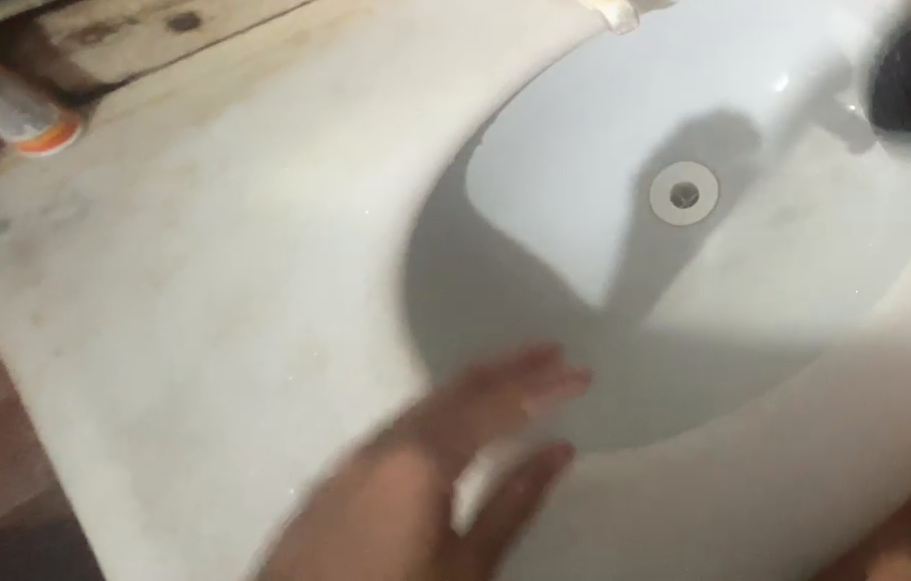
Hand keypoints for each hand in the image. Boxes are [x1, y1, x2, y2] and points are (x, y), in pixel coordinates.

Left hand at [255, 342, 590, 580]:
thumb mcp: (463, 573)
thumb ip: (512, 504)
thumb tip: (560, 449)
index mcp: (422, 462)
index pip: (500, 404)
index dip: (546, 385)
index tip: (585, 374)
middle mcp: (383, 448)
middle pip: (459, 388)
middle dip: (509, 366)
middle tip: (553, 352)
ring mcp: (348, 467)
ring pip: (423, 405)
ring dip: (473, 387)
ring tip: (512, 381)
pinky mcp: (326, 491)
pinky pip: (396, 430)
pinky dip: (439, 413)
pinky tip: (453, 428)